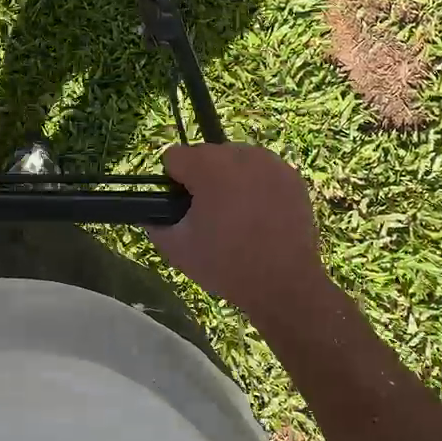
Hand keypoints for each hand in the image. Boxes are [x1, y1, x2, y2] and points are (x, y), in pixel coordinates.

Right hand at [151, 142, 328, 318]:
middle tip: (211, 215)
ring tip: (237, 214)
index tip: (185, 208)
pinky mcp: (290, 175)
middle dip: (202, 178)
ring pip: (233, 159)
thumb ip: (154, 223)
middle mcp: (239, 154)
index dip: (174, 183)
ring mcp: (269, 162)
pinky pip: (260, 169)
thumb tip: (151, 214)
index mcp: (207, 166)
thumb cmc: (226, 265)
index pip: (174, 156)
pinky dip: (255, 183)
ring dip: (228, 177)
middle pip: (205, 154)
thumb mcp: (177, 249)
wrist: (286, 285)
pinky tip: (260, 212)